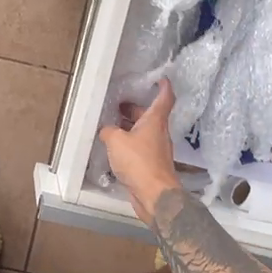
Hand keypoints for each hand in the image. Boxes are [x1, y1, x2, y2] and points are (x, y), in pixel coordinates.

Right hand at [98, 79, 181, 221]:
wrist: (155, 195)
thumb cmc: (139, 162)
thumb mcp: (116, 141)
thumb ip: (109, 131)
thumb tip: (106, 130)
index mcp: (155, 121)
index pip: (164, 98)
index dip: (163, 86)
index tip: (159, 78)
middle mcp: (159, 133)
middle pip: (151, 116)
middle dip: (136, 109)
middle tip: (120, 105)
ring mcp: (157, 150)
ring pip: (145, 133)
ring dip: (131, 127)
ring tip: (113, 126)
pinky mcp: (152, 165)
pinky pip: (141, 148)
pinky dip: (130, 144)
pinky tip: (116, 149)